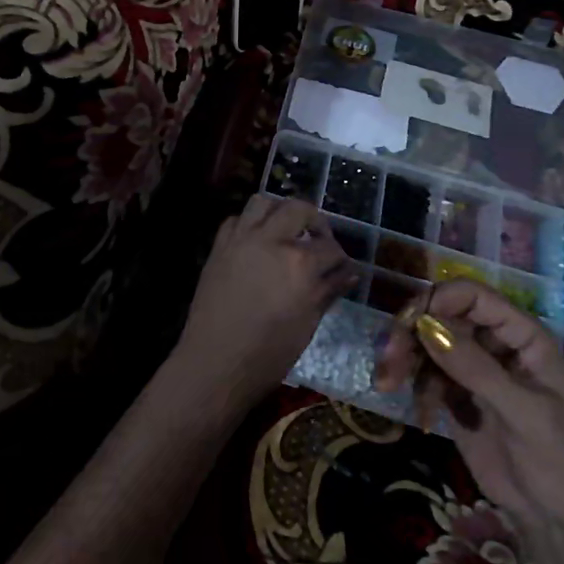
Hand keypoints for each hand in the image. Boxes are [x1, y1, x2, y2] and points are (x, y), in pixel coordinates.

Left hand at [171, 196, 360, 408]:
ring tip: (287, 232)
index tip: (343, 268)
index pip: (331, 248)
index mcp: (299, 263)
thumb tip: (348, 274)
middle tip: (319, 242)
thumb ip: (327, 291)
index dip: (342, 259)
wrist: (215, 362)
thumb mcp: (307, 323)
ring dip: (279, 211)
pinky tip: (257, 243)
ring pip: (262, 202)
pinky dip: (250, 224)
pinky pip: (236, 220)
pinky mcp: (218, 247)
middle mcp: (270, 241)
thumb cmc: (268, 354)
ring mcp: (240, 240)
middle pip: (299, 209)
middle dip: (316, 222)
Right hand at [374, 280, 563, 532]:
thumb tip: (426, 326)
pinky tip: (422, 419)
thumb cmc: (560, 461)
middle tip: (387, 361)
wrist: (559, 519)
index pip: (472, 297)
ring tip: (386, 385)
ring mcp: (473, 371)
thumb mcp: (523, 413)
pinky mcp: (455, 396)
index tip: (407, 326)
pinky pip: (423, 375)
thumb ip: (475, 368)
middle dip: (410, 334)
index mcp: (523, 338)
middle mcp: (494, 345)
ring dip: (402, 360)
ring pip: (425, 345)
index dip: (437, 302)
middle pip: (440, 317)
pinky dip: (412, 388)